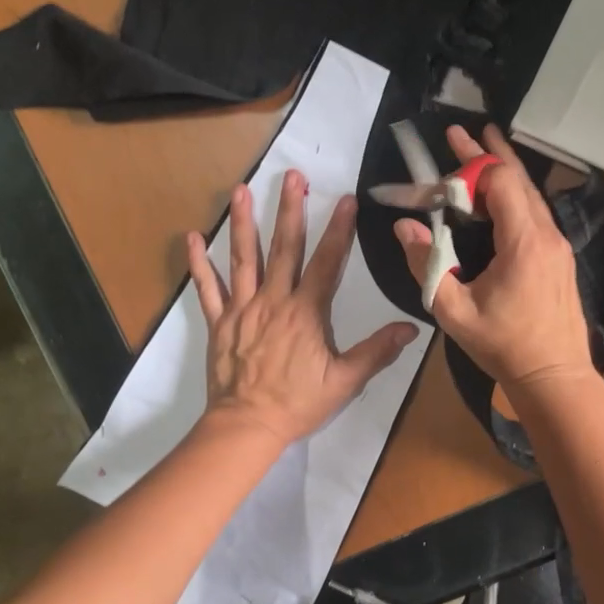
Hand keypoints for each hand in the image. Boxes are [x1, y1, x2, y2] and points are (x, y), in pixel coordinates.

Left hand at [187, 170, 419, 446]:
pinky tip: (192, 238)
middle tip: (292, 176)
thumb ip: (376, 352)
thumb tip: (411, 329)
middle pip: (284, 248)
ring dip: (243, 223)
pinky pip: (207, 289)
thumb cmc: (298, 404)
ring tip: (241, 190)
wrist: (247, 426)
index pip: (327, 262)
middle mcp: (274, 301)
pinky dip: (199, 264)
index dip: (338, 229)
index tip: (345, 199)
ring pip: (244, 259)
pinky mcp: (219, 323)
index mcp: (306, 312)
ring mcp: (243, 309)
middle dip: (290, 210)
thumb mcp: (344, 382)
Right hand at [393, 125, 595, 389]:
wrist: (555, 377)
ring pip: (530, 195)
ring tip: (481, 148)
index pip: (502, 183)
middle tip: (460, 132)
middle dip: (488, 154)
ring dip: (503, 172)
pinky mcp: (558, 257)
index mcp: (524, 243)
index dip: (473, 168)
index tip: (446, 160)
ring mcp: (557, 245)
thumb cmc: (504, 347)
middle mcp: (547, 235)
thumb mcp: (454, 312)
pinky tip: (498, 196)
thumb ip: (427, 267)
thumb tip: (404, 228)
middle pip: (519, 180)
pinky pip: (535, 213)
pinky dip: (514, 195)